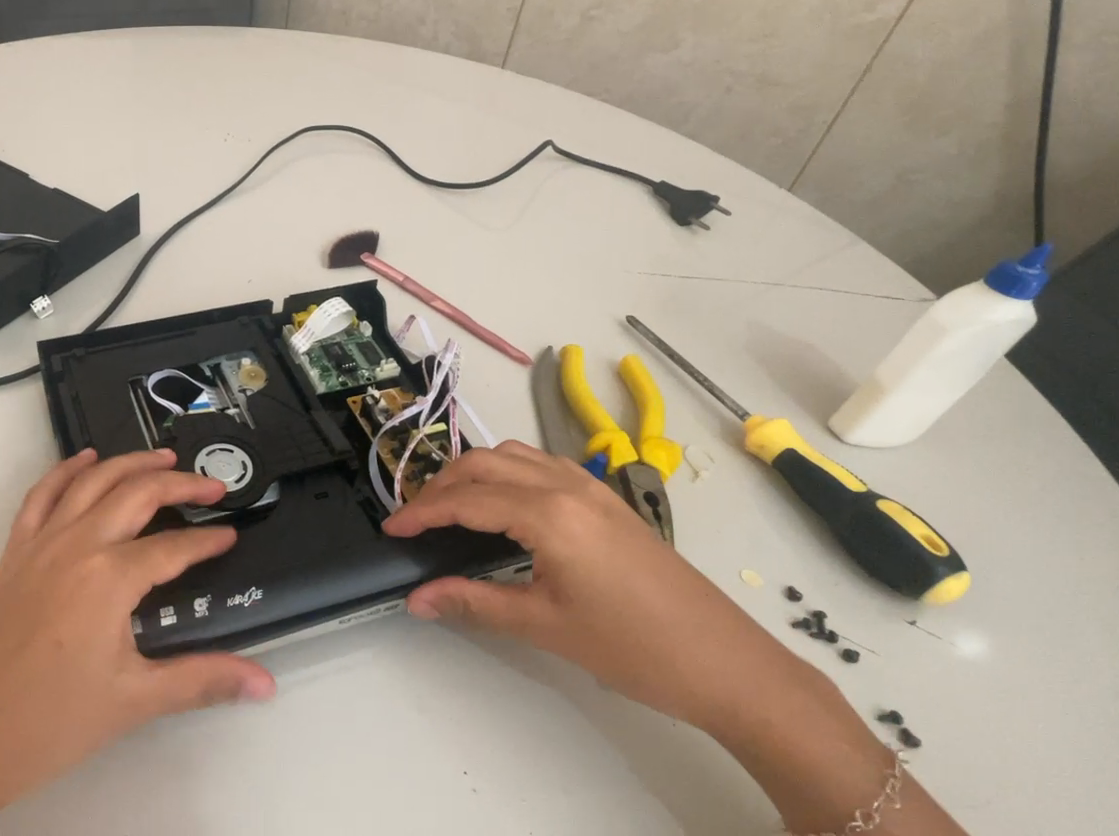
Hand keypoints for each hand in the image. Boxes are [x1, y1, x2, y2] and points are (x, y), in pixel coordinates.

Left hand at [0, 449, 274, 834]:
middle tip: (210, 484)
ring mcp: (42, 543)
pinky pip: (41, 494)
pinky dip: (67, 471)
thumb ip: (204, 680)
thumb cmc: (53, 719)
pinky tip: (86, 461)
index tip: (230, 535)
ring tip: (162, 458)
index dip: (207, 539)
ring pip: (92, 482)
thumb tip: (264, 682)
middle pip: (137, 495)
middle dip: (179, 483)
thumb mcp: (136, 699)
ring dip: (130, 463)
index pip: (173, 546)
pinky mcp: (15, 551)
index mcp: (111, 578)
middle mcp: (78, 545)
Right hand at [383, 440, 814, 734]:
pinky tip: (501, 505)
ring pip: (513, 455)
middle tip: (414, 518)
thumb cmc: (634, 647)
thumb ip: (474, 603)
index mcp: (549, 514)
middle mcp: (567, 485)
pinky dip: (506, 472)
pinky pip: (541, 464)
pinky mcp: (607, 498)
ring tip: (449, 507)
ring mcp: (592, 487)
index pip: (467, 499)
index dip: (422, 511)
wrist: (726, 662)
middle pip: (484, 462)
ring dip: (473, 472)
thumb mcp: (544, 625)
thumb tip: (417, 599)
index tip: (391, 528)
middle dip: (441, 484)